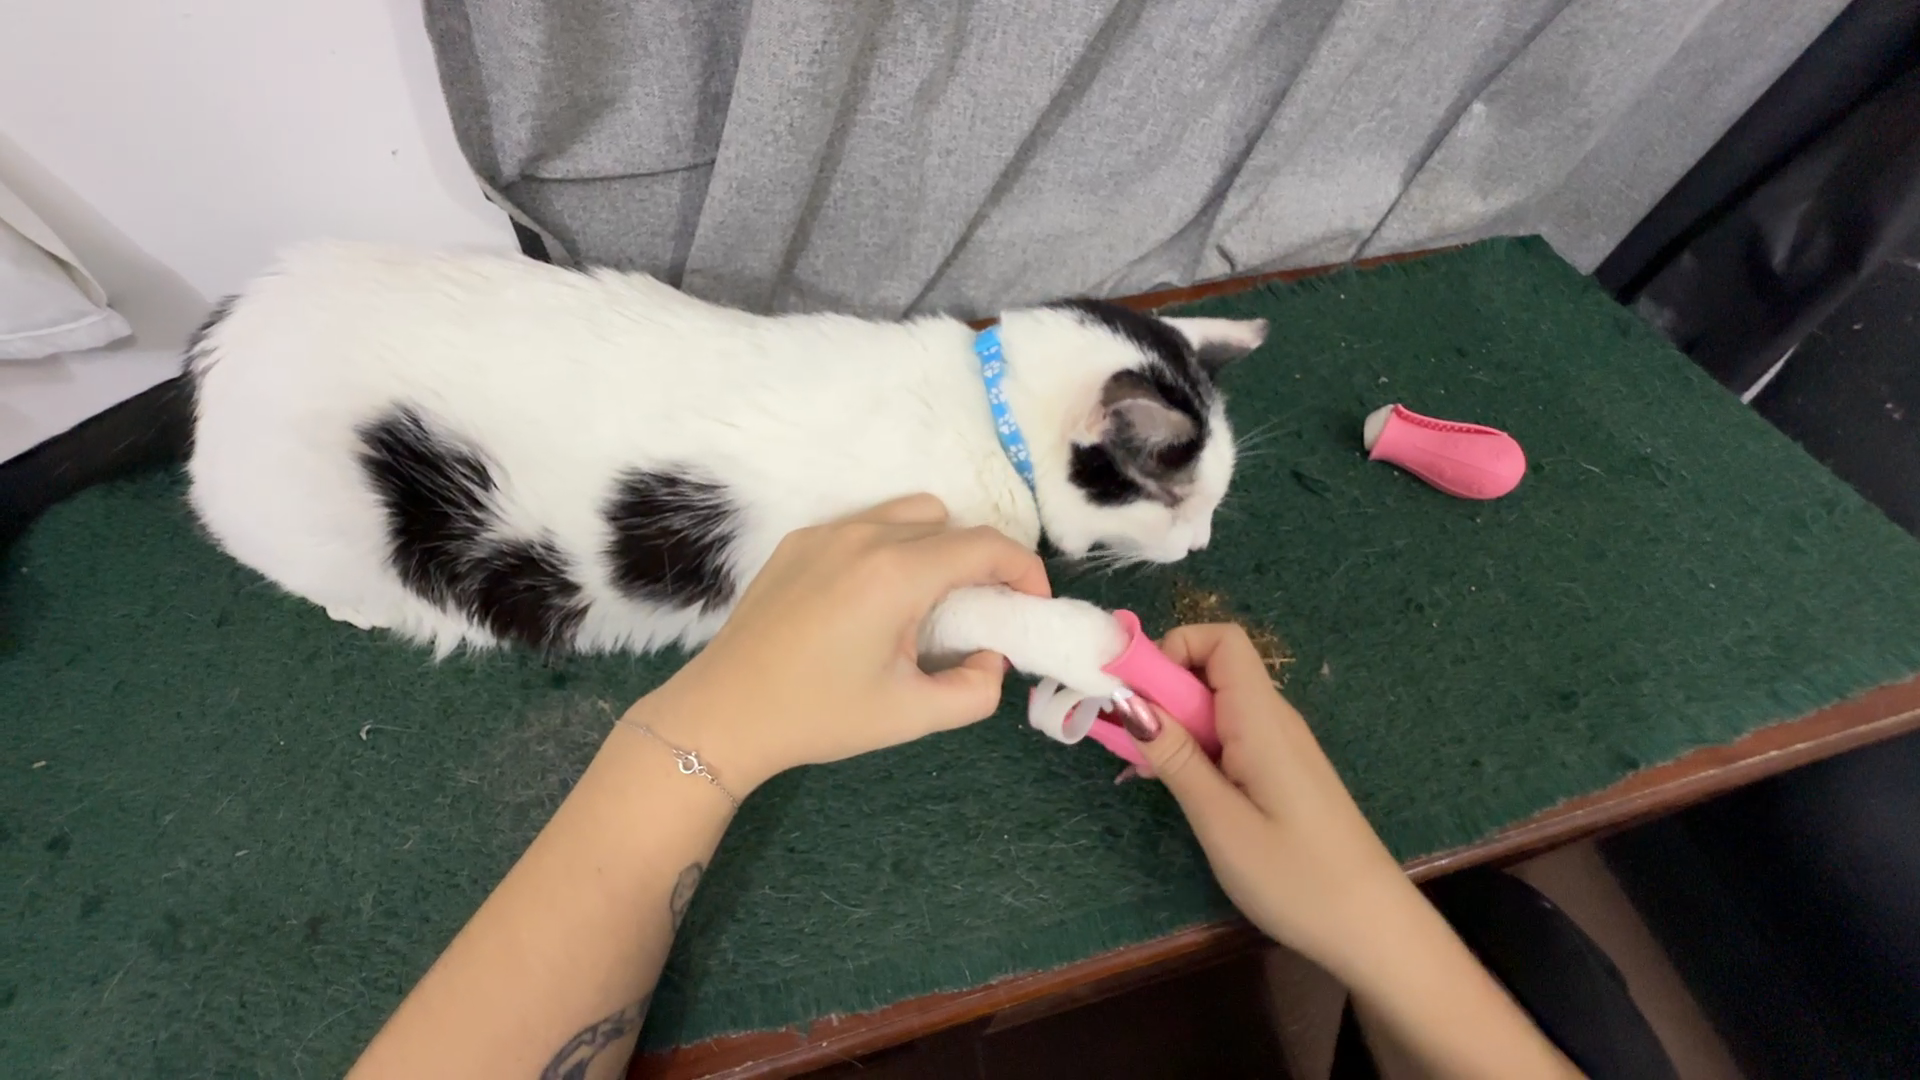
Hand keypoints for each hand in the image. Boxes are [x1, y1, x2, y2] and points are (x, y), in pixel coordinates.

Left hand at [631, 494, 1050, 793]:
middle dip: (981, 562)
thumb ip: (977, 689)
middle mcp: (865, 535)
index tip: (1031, 603)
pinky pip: (867, 524)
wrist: (724, 713)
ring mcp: (827, 532)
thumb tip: (991, 657)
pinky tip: (873, 596)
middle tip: (979, 612)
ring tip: (926, 600)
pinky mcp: (799, 540)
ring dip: (937, 546)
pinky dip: (893, 545)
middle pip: (952, 526)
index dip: (1024, 570)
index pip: (986, 546)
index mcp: (897, 574)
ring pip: (910, 513)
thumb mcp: (912, 716)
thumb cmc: (820, 716)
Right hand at [1123, 624, 1408, 977]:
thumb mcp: (1221, 820)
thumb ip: (1174, 756)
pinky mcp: (1280, 769)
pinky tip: (1183, 788)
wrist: (1376, 932)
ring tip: (1149, 771)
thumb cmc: (1296, 877)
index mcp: (1261, 718)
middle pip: (1212, 669)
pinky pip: (1228, 734)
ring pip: (1215, 704)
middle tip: (1131, 742)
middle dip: (1161, 692)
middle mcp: (1272, 718)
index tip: (1135, 692)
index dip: (1174, 647)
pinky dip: (1195, 747)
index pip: (1221, 639)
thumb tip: (1127, 700)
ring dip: (1174, 724)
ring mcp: (1279, 743)